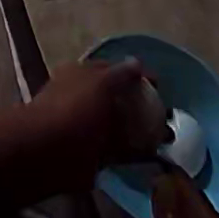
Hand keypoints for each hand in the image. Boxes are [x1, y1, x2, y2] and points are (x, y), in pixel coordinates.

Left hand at [30, 58, 171, 169]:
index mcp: (80, 75)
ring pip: (121, 125)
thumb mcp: (99, 83)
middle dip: (141, 104)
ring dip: (143, 130)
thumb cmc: (74, 108)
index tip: (158, 85)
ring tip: (168, 136)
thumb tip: (137, 62)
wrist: (50, 151)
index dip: (133, 74)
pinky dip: (137, 153)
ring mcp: (89, 127)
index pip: (110, 69)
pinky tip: (157, 155)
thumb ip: (119, 74)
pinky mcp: (95, 153)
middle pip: (117, 98)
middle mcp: (84, 98)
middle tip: (166, 114)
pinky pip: (121, 150)